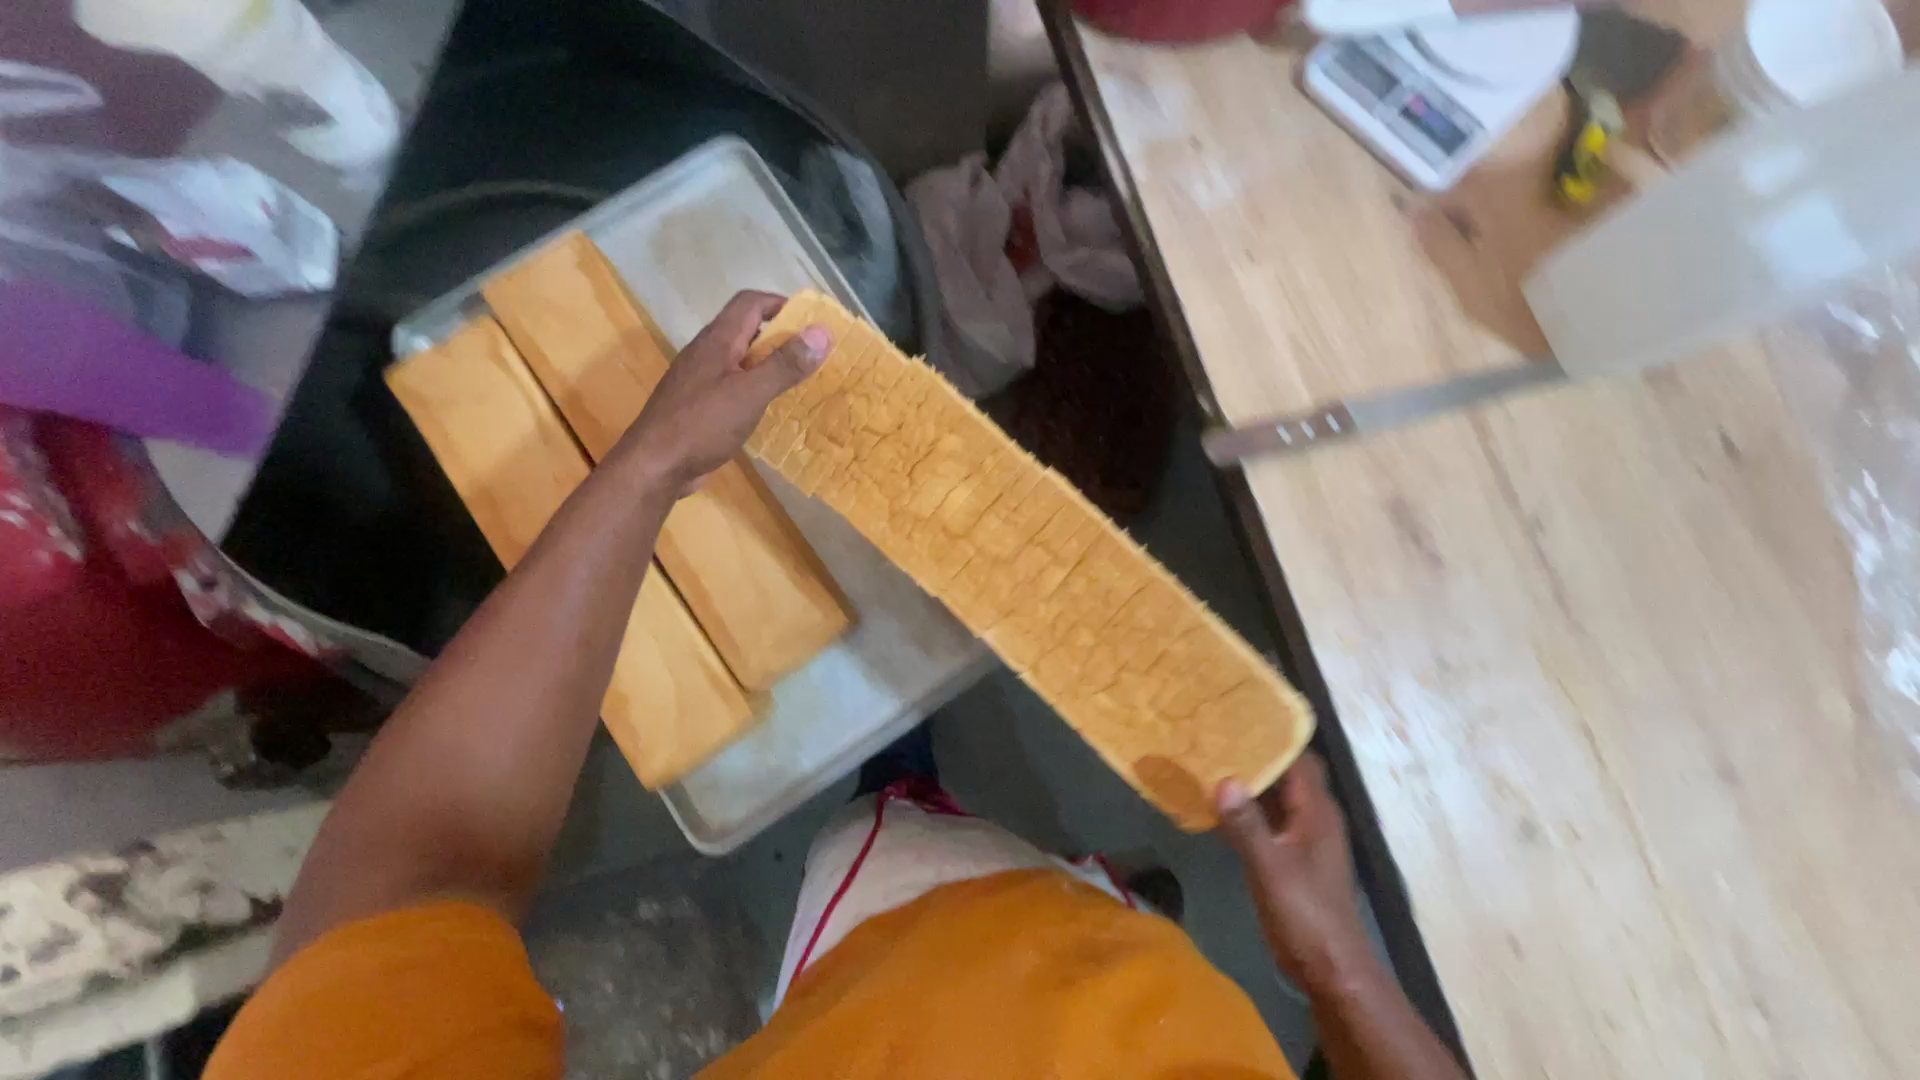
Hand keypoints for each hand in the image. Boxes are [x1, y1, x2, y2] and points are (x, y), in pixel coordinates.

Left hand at [612, 290, 829, 494]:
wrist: (654, 465)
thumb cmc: (701, 425)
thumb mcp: (750, 393)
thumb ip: (785, 364)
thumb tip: (823, 332)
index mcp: (717, 340)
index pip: (750, 303)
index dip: (781, 304)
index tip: (812, 323)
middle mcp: (707, 352)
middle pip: (746, 329)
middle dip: (781, 335)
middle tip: (812, 354)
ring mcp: (700, 379)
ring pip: (740, 358)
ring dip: (769, 363)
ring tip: (799, 380)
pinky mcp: (700, 405)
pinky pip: (733, 384)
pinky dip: (756, 388)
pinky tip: (769, 408)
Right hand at [1218, 753, 1375, 989]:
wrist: (1332, 971)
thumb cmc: (1307, 916)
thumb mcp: (1271, 869)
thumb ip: (1247, 825)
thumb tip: (1223, 779)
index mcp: (1316, 812)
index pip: (1298, 758)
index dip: (1271, 736)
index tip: (1236, 716)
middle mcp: (1313, 818)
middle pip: (1284, 774)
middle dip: (1252, 756)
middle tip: (1211, 736)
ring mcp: (1303, 839)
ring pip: (1274, 798)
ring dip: (1247, 783)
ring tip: (1206, 763)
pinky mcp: (1291, 859)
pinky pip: (1267, 822)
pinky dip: (1245, 811)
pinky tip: (1214, 808)